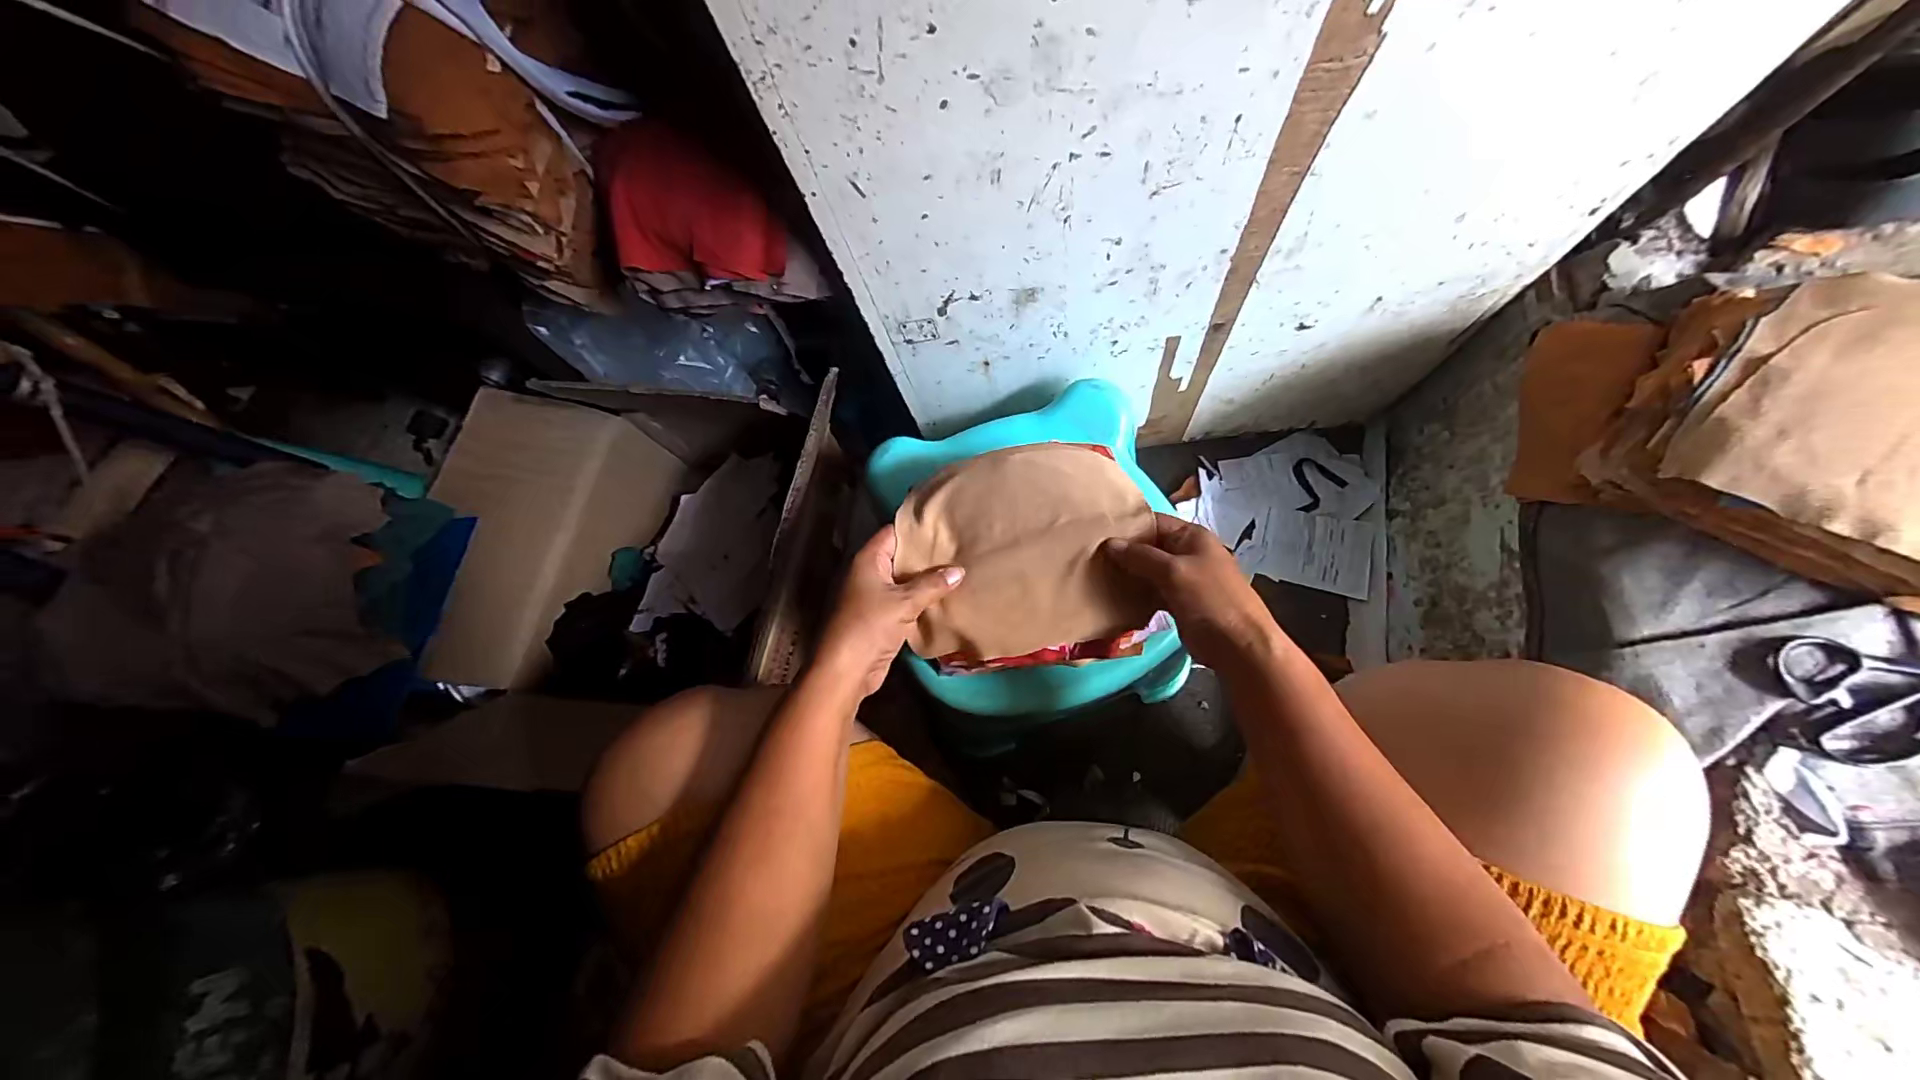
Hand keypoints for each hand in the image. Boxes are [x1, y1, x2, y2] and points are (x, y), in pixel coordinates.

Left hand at [814, 525, 964, 698]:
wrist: (846, 670)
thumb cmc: (870, 626)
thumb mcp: (904, 602)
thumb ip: (932, 585)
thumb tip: (958, 570)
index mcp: (867, 560)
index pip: (893, 533)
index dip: (916, 528)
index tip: (943, 525)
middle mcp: (868, 573)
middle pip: (899, 556)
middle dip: (925, 555)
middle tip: (956, 548)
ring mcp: (873, 596)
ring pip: (903, 580)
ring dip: (925, 579)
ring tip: (956, 569)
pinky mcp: (880, 617)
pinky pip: (904, 601)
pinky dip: (920, 599)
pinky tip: (944, 597)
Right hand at [1103, 513, 1286, 673]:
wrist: (1239, 646)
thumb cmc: (1210, 601)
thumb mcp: (1173, 572)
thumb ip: (1140, 556)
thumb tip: (1110, 543)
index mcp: (1192, 537)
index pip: (1153, 522)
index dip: (1127, 526)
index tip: (1097, 533)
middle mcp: (1188, 554)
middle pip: (1150, 547)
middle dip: (1123, 552)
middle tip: (1091, 556)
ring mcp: (1185, 580)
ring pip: (1149, 571)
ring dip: (1128, 574)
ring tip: (1096, 575)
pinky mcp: (1180, 603)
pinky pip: (1152, 592)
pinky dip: (1136, 594)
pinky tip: (1114, 597)